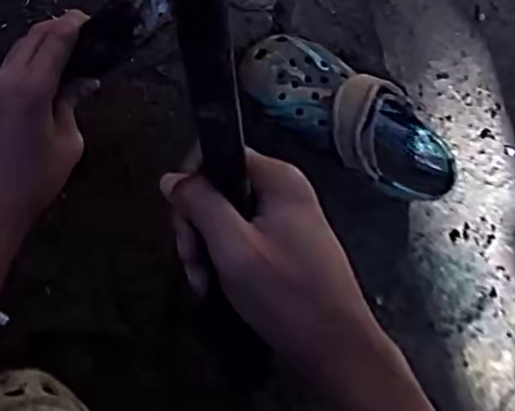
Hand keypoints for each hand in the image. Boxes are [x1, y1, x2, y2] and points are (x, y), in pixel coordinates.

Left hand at [0, 11, 98, 246]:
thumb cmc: (34, 179)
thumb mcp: (67, 142)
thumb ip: (72, 103)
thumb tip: (82, 82)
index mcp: (30, 85)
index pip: (54, 40)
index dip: (74, 24)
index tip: (92, 19)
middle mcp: (8, 76)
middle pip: (34, 35)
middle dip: (59, 25)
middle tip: (85, 28)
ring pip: (20, 45)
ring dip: (43, 37)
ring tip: (70, 42)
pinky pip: (13, 61)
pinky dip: (31, 53)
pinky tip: (48, 62)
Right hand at [159, 149, 431, 410]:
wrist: (343, 361)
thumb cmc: (292, 301)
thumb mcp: (233, 247)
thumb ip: (198, 203)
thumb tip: (171, 179)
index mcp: (278, 178)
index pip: (212, 152)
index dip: (190, 182)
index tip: (184, 216)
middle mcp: (283, 189)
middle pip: (214, 186)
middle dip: (194, 222)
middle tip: (193, 256)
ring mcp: (284, 216)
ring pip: (221, 212)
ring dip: (203, 243)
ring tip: (203, 276)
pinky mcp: (283, 240)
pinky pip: (237, 232)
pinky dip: (221, 254)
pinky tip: (216, 280)